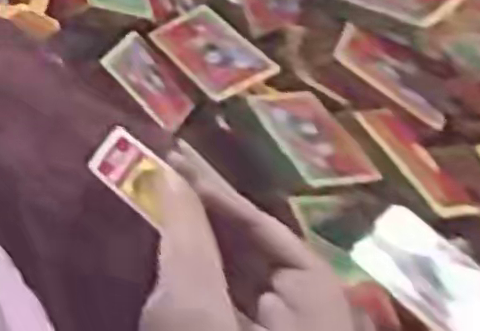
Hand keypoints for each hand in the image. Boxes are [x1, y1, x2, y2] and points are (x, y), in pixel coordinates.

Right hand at [140, 148, 354, 330]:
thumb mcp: (192, 303)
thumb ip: (187, 236)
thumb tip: (168, 169)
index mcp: (322, 325)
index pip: (297, 254)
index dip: (240, 208)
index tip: (179, 170)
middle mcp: (308, 330)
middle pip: (270, 262)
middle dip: (217, 212)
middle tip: (165, 164)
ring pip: (242, 277)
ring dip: (201, 231)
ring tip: (157, 189)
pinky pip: (222, 293)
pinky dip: (193, 259)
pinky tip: (161, 234)